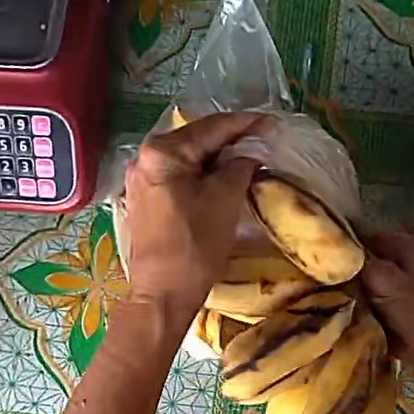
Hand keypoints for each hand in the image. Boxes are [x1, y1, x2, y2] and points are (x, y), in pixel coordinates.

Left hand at [121, 112, 265, 311]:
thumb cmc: (196, 244)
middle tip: (263, 138)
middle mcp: (144, 158)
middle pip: (196, 140)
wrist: (164, 291)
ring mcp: (141, 179)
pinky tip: (223, 177)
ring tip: (248, 156)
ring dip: (218, 157)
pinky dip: (204, 173)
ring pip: (188, 158)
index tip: (272, 122)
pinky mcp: (146, 199)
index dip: (245, 124)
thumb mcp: (226, 200)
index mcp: (162, 152)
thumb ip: (240, 167)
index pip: (211, 128)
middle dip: (231, 138)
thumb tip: (250, 153)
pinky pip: (180, 175)